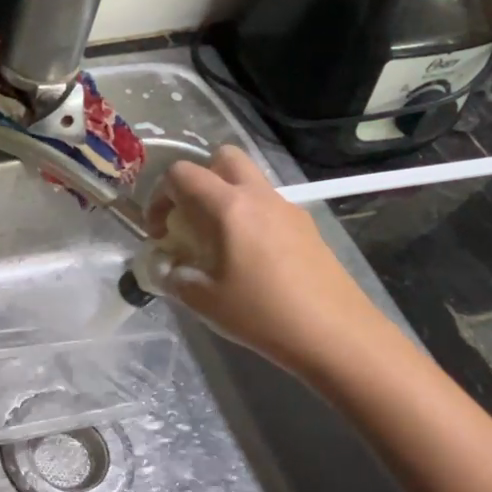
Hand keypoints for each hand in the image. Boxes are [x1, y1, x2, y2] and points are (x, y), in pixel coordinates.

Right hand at [142, 146, 396, 375]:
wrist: (333, 333)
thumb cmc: (260, 314)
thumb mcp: (201, 299)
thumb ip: (174, 275)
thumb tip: (168, 266)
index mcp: (228, 208)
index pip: (182, 174)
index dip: (159, 196)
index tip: (159, 231)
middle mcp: (258, 197)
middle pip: (222, 158)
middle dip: (197, 180)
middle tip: (188, 217)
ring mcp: (287, 208)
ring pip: (248, 180)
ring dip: (224, 198)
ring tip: (216, 240)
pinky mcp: (305, 226)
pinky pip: (267, 205)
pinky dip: (248, 217)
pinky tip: (247, 258)